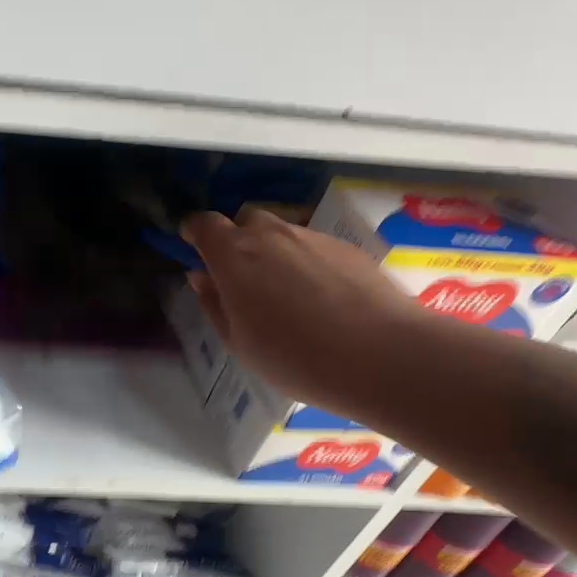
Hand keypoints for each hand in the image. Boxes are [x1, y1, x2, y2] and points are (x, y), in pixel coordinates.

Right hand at [182, 208, 431, 409]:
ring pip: (282, 233)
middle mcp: (270, 234)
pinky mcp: (348, 248)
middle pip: (245, 221)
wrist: (383, 354)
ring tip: (287, 296)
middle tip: (241, 278)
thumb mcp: (239, 341)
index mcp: (233, 254)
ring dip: (274, 253)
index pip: (204, 223)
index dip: (195, 231)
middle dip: (237, 240)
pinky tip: (322, 300)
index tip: (193, 247)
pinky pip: (314, 247)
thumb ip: (214, 303)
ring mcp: (313, 237)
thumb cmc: (294, 356)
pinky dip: (307, 264)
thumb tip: (201, 276)